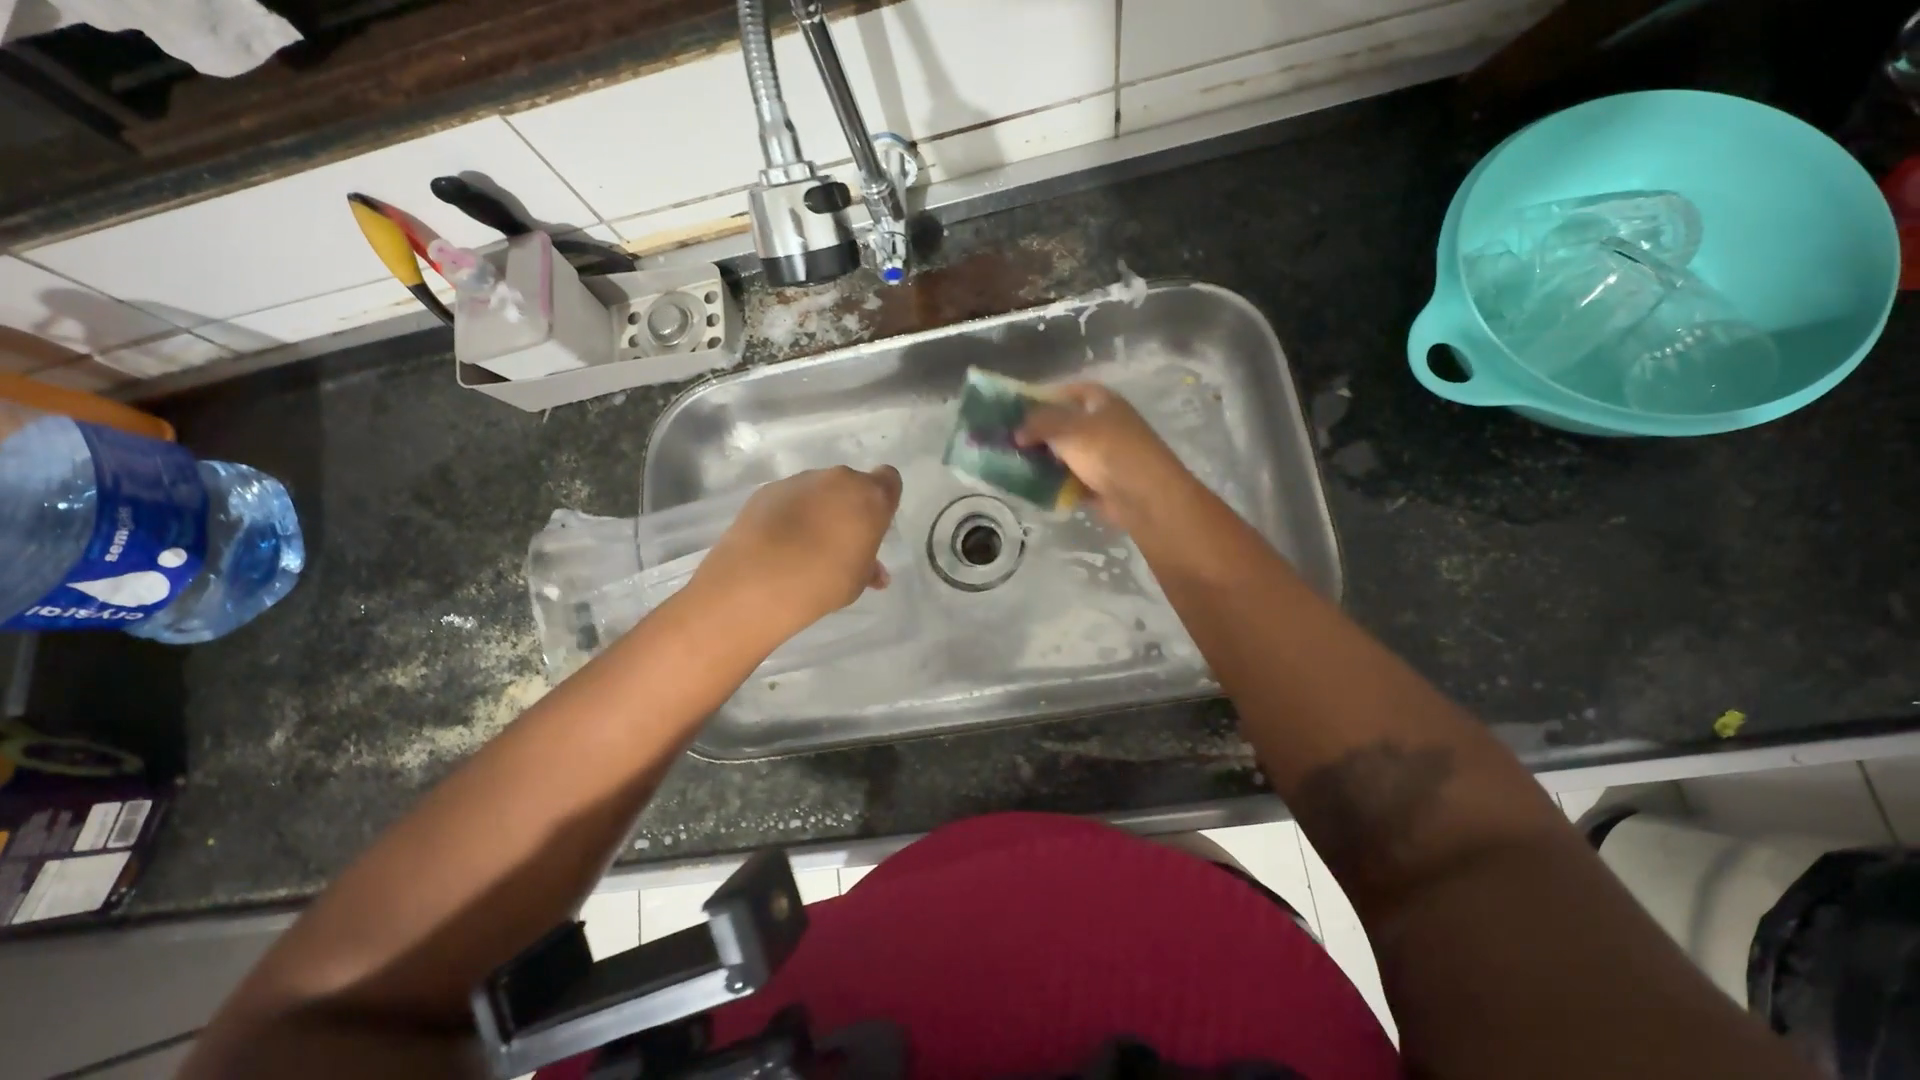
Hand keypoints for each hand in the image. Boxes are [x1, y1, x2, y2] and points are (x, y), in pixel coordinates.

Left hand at [689, 465, 902, 641]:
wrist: (760, 578)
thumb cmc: (825, 580)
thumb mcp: (857, 581)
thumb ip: (868, 568)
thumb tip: (874, 572)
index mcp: (870, 497)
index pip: (889, 481)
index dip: (883, 499)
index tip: (873, 523)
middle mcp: (839, 480)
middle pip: (851, 485)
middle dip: (848, 506)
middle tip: (839, 541)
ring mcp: (801, 481)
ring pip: (818, 490)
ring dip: (817, 509)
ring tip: (803, 545)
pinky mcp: (769, 489)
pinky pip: (789, 498)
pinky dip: (789, 513)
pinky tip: (778, 542)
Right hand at [1016, 382, 1195, 532]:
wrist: (1145, 495)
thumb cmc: (1107, 450)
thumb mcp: (1068, 429)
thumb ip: (1038, 424)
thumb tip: (1016, 432)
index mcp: (1102, 401)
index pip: (1068, 391)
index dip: (1042, 398)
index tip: (1016, 411)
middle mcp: (1105, 424)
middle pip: (1066, 424)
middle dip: (1040, 433)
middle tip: (1010, 442)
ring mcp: (1104, 455)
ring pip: (1068, 453)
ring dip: (1046, 459)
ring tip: (1016, 464)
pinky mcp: (1102, 482)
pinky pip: (1072, 479)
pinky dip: (1056, 482)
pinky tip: (1034, 485)